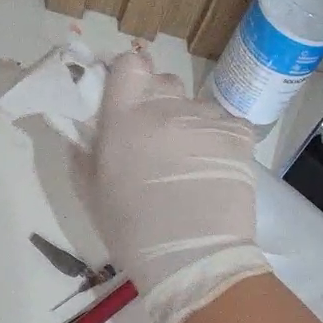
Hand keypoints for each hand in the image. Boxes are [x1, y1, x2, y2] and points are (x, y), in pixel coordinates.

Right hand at [85, 52, 271, 322]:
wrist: (194, 258)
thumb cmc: (133, 232)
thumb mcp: (92, 193)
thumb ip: (84, 151)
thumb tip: (83, 128)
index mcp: (124, 117)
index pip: (129, 64)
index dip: (127, 77)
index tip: (125, 100)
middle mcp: (166, 106)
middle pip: (163, 83)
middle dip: (158, 104)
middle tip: (155, 141)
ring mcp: (206, 117)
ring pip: (194, 107)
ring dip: (188, 126)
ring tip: (189, 166)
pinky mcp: (239, 133)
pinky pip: (223, 124)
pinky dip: (218, 140)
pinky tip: (214, 171)